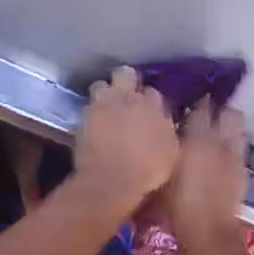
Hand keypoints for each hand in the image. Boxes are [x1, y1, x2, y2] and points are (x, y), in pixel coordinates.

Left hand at [71, 68, 179, 210]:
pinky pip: (88, 106)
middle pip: (124, 74)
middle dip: (126, 80)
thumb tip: (162, 120)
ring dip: (104, 92)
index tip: (149, 108)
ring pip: (101, 85)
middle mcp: (126, 98)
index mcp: (151, 105)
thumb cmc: (147, 169)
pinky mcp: (83, 117)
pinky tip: (95, 122)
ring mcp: (101, 105)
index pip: (152, 91)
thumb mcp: (170, 150)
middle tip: (126, 94)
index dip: (149, 99)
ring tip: (107, 106)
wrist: (111, 180)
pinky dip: (92, 111)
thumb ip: (166, 128)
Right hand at [163, 103, 248, 248]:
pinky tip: (220, 158)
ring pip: (239, 129)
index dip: (196, 103)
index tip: (188, 104)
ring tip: (215, 135)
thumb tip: (166, 135)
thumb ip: (168, 149)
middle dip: (221, 110)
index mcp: (199, 138)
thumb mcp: (163, 175)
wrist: (209, 233)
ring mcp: (236, 156)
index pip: (202, 108)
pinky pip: (240, 149)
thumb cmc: (179, 205)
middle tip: (205, 116)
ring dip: (230, 127)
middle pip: (230, 112)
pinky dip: (232, 147)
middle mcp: (222, 142)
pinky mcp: (243, 172)